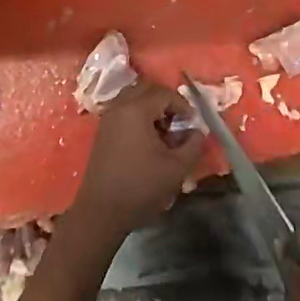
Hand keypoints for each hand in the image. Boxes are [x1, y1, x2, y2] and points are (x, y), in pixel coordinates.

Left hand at [71, 82, 203, 237]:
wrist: (102, 211)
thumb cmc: (141, 187)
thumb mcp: (176, 168)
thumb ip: (193, 145)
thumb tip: (198, 131)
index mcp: (136, 109)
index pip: (164, 93)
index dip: (183, 105)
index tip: (193, 123)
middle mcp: (119, 106)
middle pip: (147, 90)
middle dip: (166, 102)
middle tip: (180, 122)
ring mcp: (108, 117)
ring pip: (134, 99)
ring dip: (152, 109)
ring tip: (165, 132)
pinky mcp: (103, 130)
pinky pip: (124, 111)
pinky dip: (139, 116)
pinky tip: (148, 140)